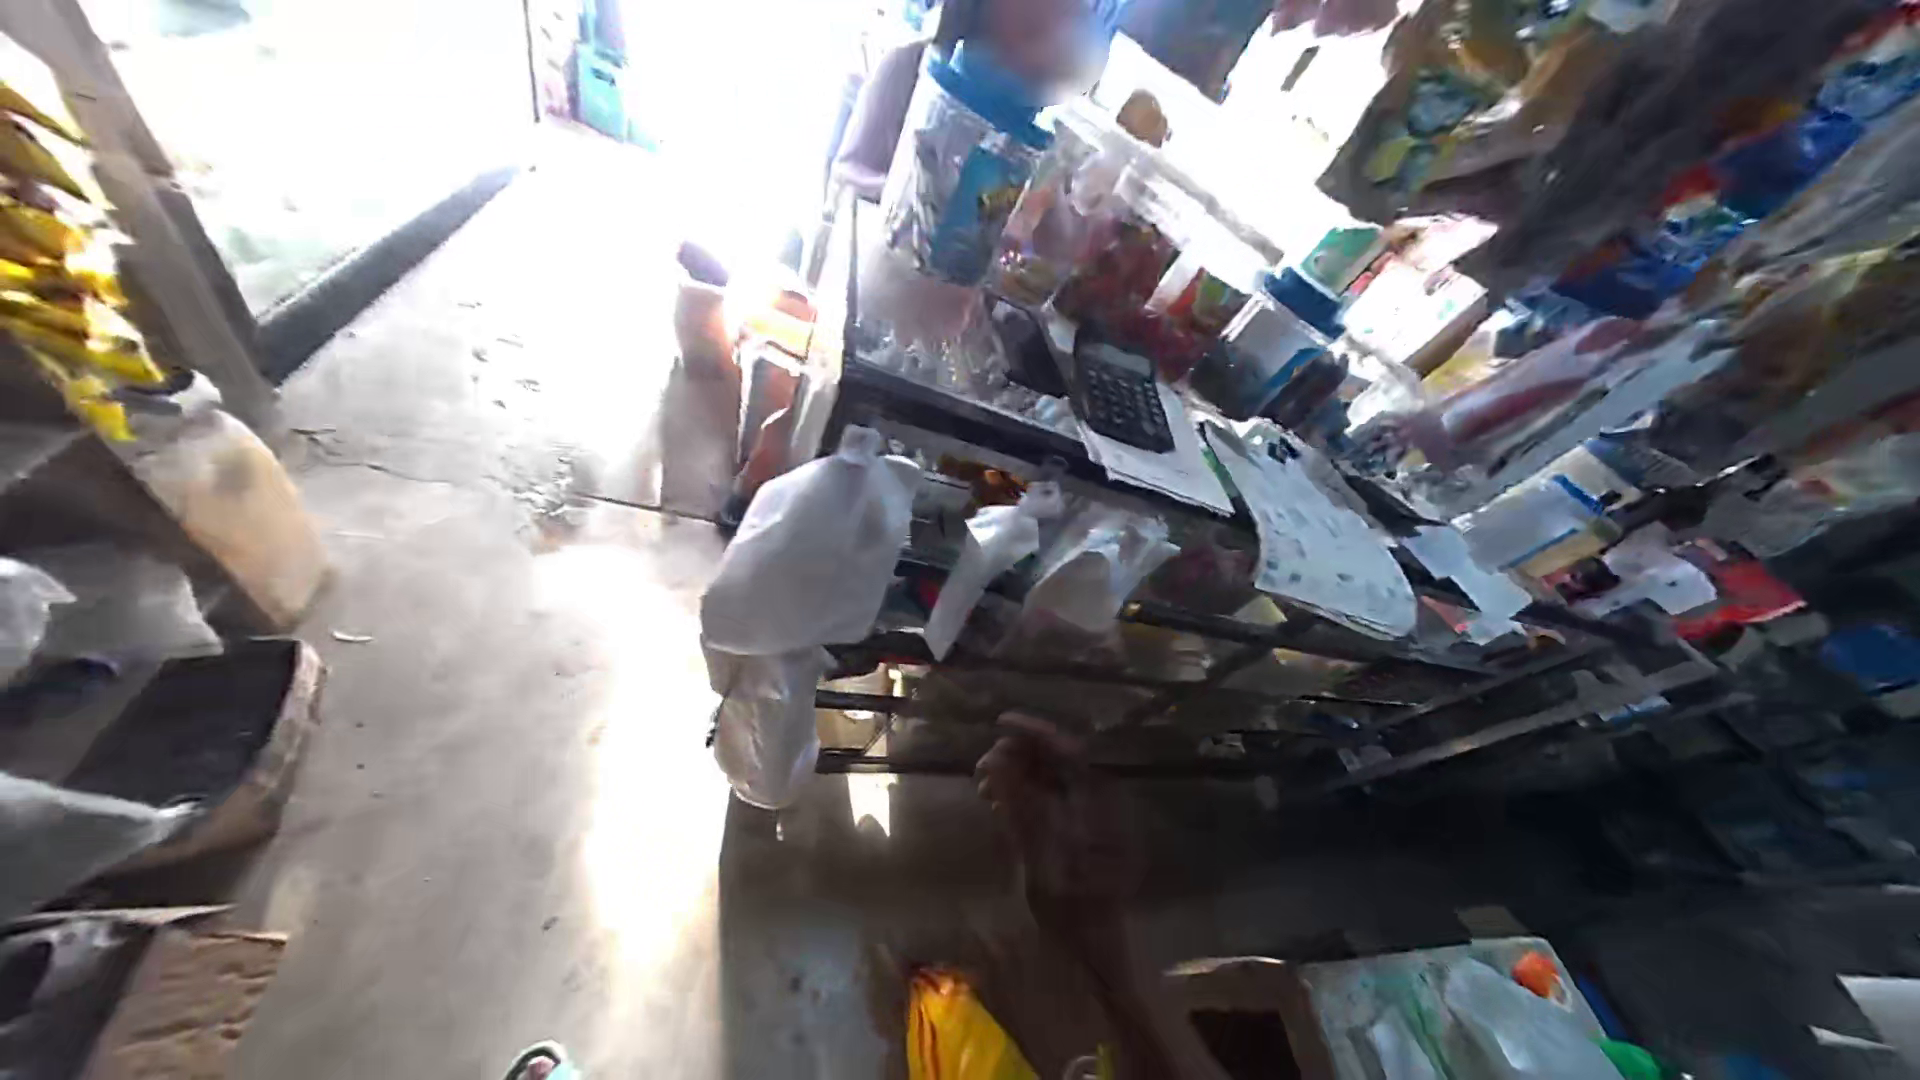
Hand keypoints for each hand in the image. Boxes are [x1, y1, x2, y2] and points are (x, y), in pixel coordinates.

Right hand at [974, 714, 1143, 948]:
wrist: (1097, 949)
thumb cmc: (1074, 904)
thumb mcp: (1042, 852)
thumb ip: (1019, 803)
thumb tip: (993, 761)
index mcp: (1099, 798)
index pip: (1068, 748)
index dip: (1034, 730)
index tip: (1000, 722)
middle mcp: (1099, 797)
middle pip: (1057, 759)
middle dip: (1018, 755)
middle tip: (981, 766)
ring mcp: (1091, 812)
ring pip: (1050, 776)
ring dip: (1016, 774)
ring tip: (984, 786)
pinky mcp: (1079, 827)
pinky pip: (1049, 795)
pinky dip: (1023, 793)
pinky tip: (998, 801)